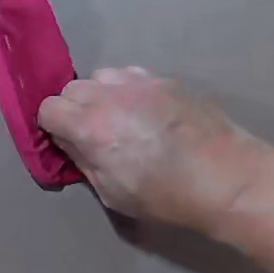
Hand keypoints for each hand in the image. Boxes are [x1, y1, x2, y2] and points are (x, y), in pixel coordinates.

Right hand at [38, 67, 270, 234]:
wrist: (226, 178)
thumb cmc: (165, 196)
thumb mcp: (111, 193)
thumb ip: (82, 161)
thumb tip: (69, 143)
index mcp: (90, 127)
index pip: (47, 108)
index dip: (51, 127)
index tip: (65, 143)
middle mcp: (109, 95)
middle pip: (70, 89)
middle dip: (72, 110)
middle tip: (90, 135)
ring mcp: (140, 82)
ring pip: (101, 76)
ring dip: (99, 95)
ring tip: (118, 119)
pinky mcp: (166, 80)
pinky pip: (131, 76)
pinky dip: (127, 91)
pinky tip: (144, 113)